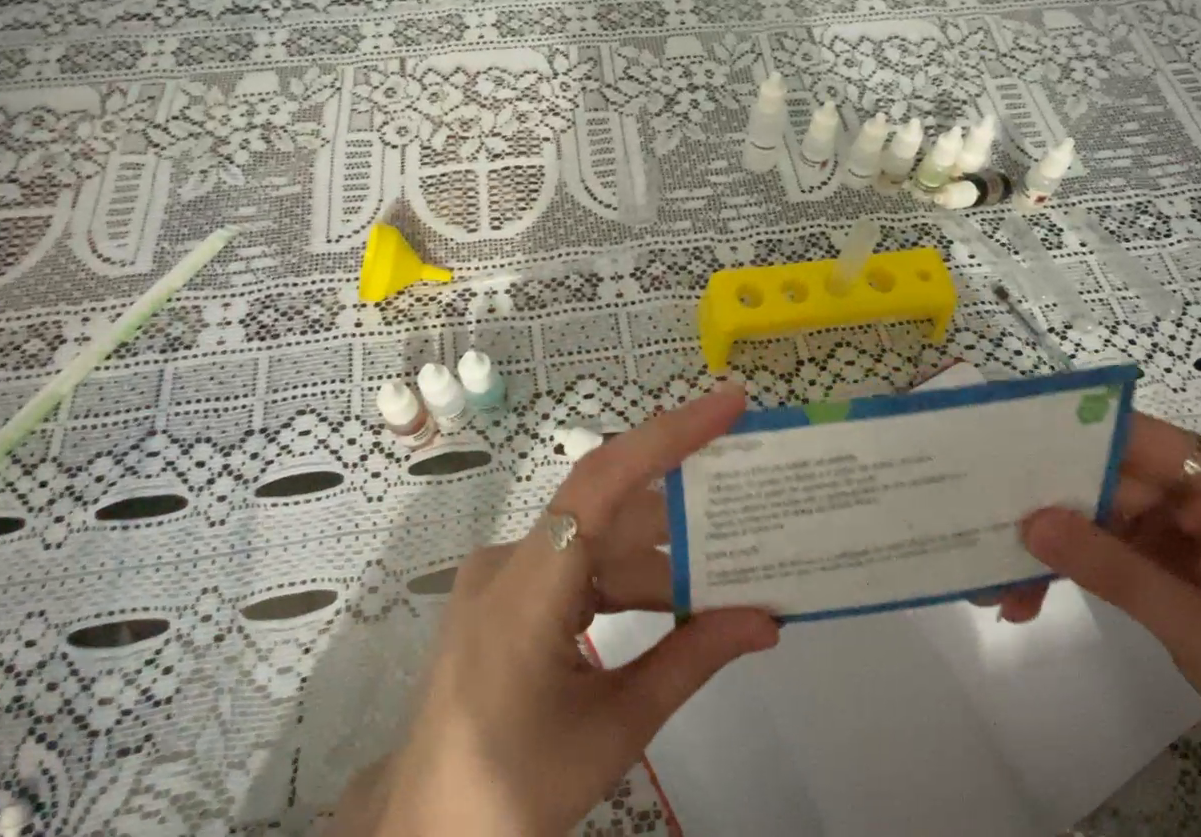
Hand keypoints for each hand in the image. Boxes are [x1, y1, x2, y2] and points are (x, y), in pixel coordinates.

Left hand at [356, 385, 778, 836]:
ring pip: (597, 545)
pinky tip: (677, 604)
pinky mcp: (506, 598)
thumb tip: (768, 620)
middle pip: (609, 515)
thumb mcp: (617, 725)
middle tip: (755, 502)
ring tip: (733, 571)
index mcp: (525, 589)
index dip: (667, 436)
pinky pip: (577, 571)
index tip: (728, 406)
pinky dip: (628, 583)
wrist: (431, 830)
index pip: (601, 483)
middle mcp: (508, 563)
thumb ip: (692, 659)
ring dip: (661, 560)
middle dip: (686, 515)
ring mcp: (502, 579)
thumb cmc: (518, 782)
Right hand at [989, 414, 1200, 834]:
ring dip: (1053, 548)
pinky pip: (1106, 549)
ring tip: (1000, 585)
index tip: (1011, 442)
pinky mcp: (1169, 561)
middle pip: (1113, 480)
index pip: (1149, 440)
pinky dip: (1070, 570)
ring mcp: (1187, 530)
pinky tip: (1027, 599)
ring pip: (1100, 517)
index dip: (1082, 433)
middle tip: (985, 524)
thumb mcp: (1193, 625)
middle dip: (1051, 508)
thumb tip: (1030, 522)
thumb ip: (1112, 569)